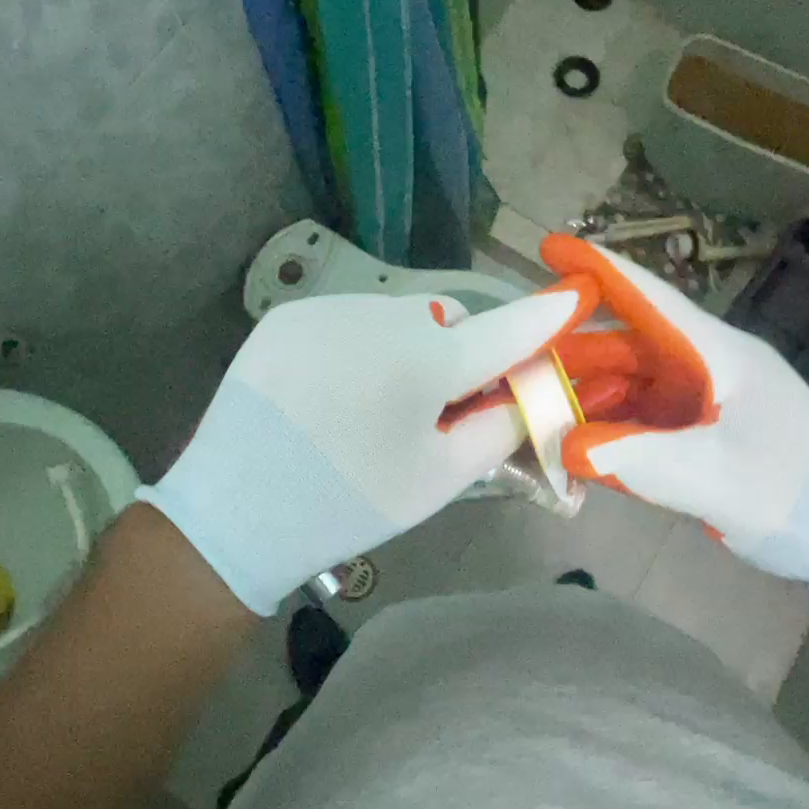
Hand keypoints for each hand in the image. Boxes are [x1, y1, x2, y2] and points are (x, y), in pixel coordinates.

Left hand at [137, 282, 596, 614]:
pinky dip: (364, 343)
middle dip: (458, 353)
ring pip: (399, 316)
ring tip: (377, 402)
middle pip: (448, 321)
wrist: (234, 512)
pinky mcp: (287, 316)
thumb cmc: (348, 503)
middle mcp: (378, 317)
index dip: (543, 317)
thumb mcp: (440, 479)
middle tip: (438, 406)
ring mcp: (326, 310)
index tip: (574, 297)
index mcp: (422, 362)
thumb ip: (500, 426)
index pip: (503, 330)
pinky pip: (351, 317)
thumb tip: (532, 388)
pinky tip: (338, 388)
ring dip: (409, 345)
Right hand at [544, 235, 808, 609]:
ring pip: (632, 388)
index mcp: (722, 357)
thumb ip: (643, 461)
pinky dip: (610, 432)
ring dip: (588, 398)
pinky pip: (645, 424)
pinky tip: (579, 450)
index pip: (651, 300)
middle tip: (515, 364)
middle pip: (629, 347)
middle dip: (573, 351)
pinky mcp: (705, 437)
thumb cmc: (804, 501)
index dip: (600, 270)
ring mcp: (707, 405)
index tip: (547, 245)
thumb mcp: (723, 482)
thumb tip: (565, 445)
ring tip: (536, 411)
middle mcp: (709, 370)